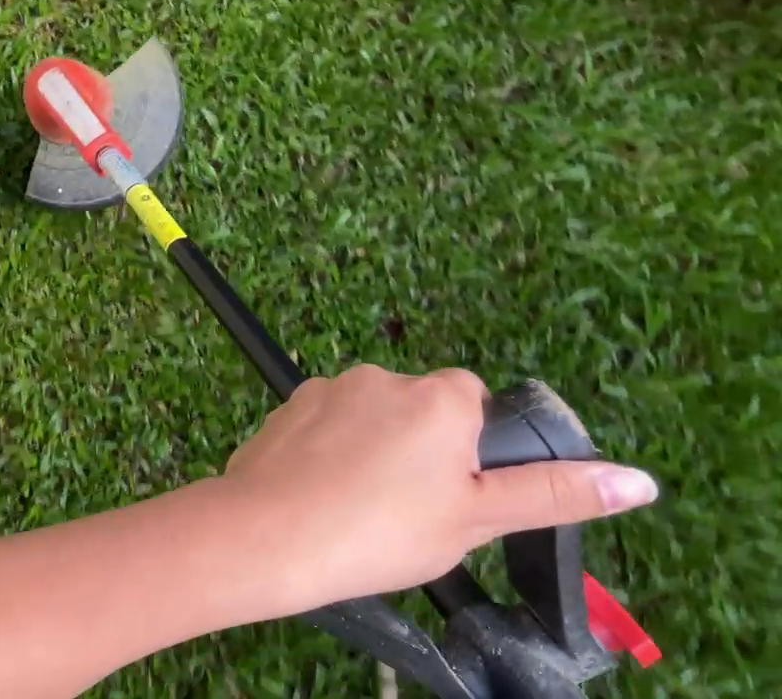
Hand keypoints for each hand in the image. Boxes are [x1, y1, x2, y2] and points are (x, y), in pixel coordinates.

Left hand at [222, 364, 657, 608]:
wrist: (272, 530)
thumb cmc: (383, 528)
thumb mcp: (481, 517)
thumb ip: (553, 493)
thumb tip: (635, 480)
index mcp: (434, 396)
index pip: (471, 394)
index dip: (474, 439)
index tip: (463, 482)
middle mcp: (377, 378)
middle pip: (417, 405)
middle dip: (424, 444)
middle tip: (418, 502)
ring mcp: (323, 389)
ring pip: (368, 415)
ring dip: (376, 446)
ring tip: (368, 503)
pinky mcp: (285, 407)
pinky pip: (325, 424)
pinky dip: (332, 449)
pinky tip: (328, 491)